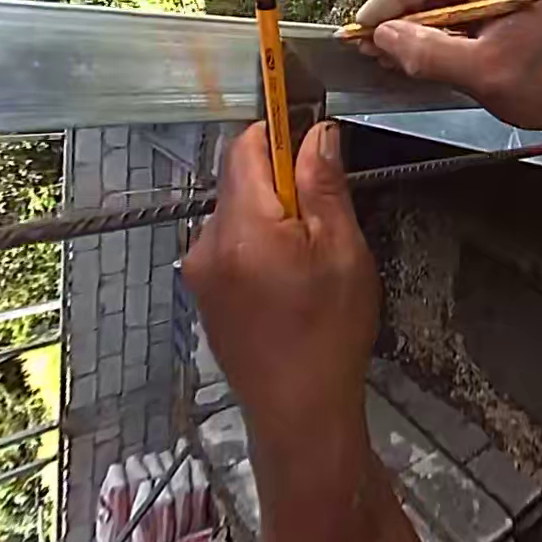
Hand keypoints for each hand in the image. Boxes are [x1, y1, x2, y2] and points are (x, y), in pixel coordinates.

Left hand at [182, 120, 377, 442]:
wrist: (300, 412)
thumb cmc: (331, 328)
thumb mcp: (342, 250)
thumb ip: (324, 185)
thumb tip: (318, 131)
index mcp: (241, 228)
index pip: (246, 148)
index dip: (279, 129)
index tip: (312, 132)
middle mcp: (205, 242)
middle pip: (241, 178)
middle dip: (283, 178)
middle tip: (327, 211)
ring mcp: (198, 271)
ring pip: (239, 210)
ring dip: (275, 210)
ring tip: (313, 251)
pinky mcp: (203, 292)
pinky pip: (231, 241)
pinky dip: (261, 237)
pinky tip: (291, 274)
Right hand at [356, 0, 541, 131]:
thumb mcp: (485, 75)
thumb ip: (430, 53)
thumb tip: (381, 36)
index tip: (363, 30)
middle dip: (399, 10)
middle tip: (372, 45)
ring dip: (417, 22)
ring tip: (388, 53)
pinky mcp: (512, 6)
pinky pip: (464, 9)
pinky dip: (439, 30)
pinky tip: (422, 53)